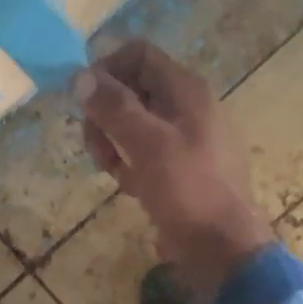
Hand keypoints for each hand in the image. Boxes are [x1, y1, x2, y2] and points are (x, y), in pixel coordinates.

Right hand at [77, 40, 276, 298]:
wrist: (222, 248)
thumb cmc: (187, 191)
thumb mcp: (147, 145)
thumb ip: (114, 108)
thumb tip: (80, 76)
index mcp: (186, 90)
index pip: (138, 55)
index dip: (106, 70)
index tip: (82, 103)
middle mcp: (187, 108)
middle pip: (133, 88)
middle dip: (105, 111)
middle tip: (94, 144)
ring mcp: (184, 142)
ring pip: (135, 125)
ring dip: (112, 140)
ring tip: (107, 168)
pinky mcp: (178, 172)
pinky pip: (144, 155)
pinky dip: (128, 164)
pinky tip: (126, 186)